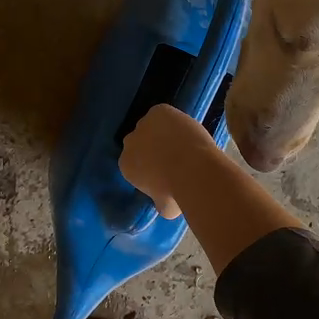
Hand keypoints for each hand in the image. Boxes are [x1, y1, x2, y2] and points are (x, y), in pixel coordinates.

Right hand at [119, 103, 216, 218]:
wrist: (192, 169)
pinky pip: (162, 113)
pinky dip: (171, 119)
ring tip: (181, 142)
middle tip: (171, 156)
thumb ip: (160, 202)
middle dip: (150, 147)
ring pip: (150, 126)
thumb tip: (164, 205)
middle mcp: (129, 143)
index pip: (131, 162)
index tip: (160, 171)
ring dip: (161, 132)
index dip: (146, 165)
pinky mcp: (157, 111)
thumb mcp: (165, 207)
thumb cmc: (177, 193)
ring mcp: (143, 124)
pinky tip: (183, 128)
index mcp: (125, 166)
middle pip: (137, 142)